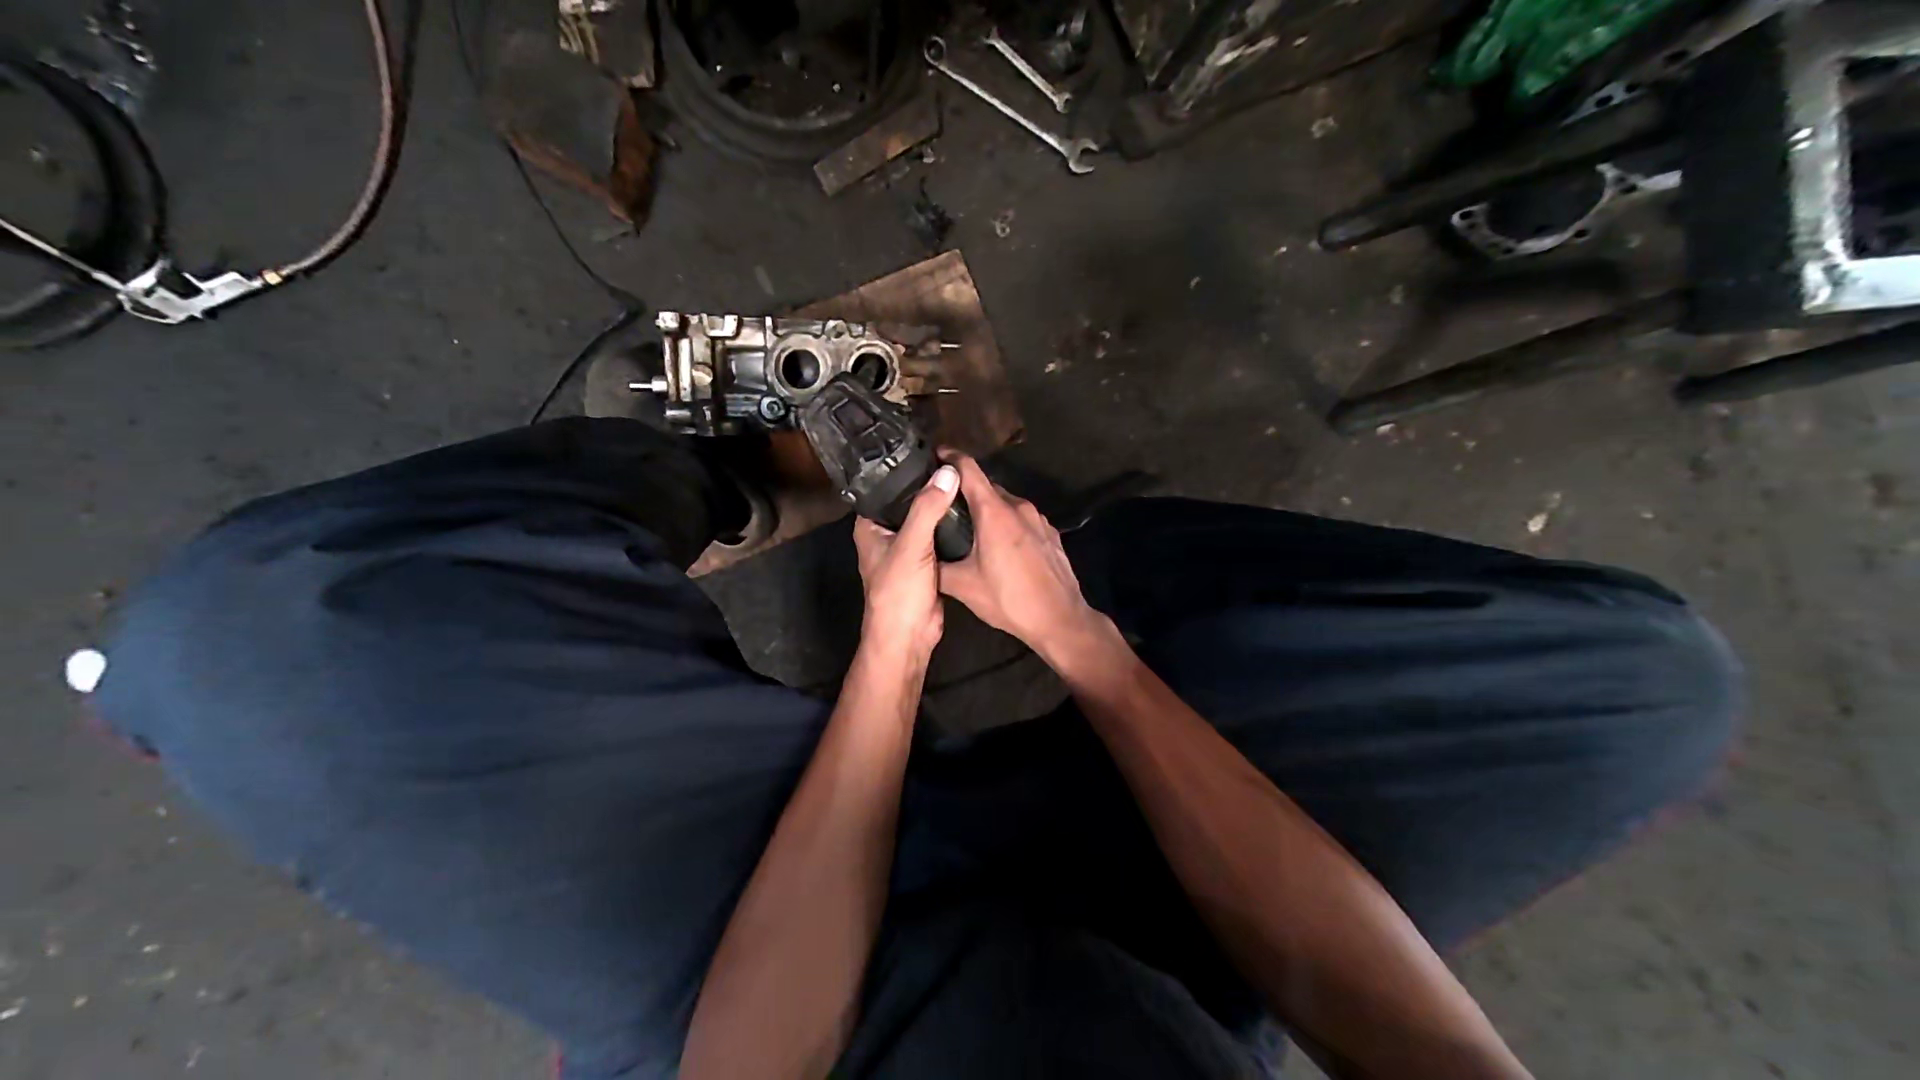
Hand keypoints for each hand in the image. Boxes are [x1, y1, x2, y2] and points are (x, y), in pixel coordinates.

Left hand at [852, 465, 960, 661]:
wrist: (909, 637)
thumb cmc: (898, 591)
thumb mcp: (911, 544)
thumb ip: (928, 508)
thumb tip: (949, 472)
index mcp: (870, 527)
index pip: (884, 488)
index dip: (904, 470)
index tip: (932, 450)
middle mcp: (886, 534)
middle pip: (909, 502)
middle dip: (930, 487)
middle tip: (957, 463)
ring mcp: (907, 549)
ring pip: (926, 520)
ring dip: (943, 507)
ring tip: (966, 481)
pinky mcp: (927, 562)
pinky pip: (940, 538)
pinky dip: (952, 527)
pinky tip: (970, 511)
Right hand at [936, 453, 1116, 665]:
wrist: (1060, 619)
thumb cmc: (1009, 600)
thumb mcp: (963, 587)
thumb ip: (937, 565)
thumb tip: (919, 556)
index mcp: (994, 512)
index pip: (968, 469)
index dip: (950, 457)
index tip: (935, 454)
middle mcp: (1018, 507)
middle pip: (986, 487)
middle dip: (964, 492)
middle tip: (943, 505)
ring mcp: (1038, 519)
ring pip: (1005, 504)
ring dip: (987, 511)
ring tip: (968, 528)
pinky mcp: (1050, 534)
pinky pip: (1022, 520)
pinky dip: (1006, 524)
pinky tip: (998, 547)